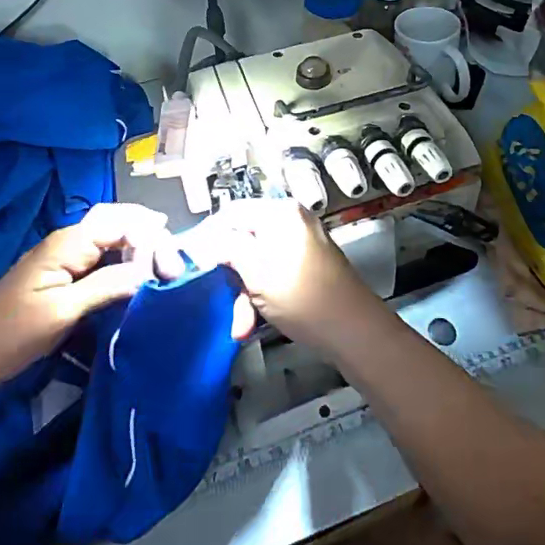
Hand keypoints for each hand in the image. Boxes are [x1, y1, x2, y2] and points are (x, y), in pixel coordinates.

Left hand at [0, 203, 169, 439]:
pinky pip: (104, 255)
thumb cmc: (7, 336)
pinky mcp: (66, 275)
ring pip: (114, 235)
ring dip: (141, 244)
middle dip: (151, 234)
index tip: (170, 271)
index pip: (122, 224)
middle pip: (120, 220)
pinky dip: (127, 258)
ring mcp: (67, 257)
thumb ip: (105, 285)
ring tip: (166, 264)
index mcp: (67, 243)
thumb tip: (148, 270)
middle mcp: (70, 241)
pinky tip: (141, 273)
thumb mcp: (59, 313)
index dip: (152, 240)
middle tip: (175, 262)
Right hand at [171, 199, 386, 351]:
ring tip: (242, 324)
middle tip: (221, 301)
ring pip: (256, 261)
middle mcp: (290, 220)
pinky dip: (262, 294)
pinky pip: (273, 271)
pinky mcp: (305, 264)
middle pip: (243, 239)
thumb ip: (227, 249)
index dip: (207, 238)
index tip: (190, 264)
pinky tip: (254, 322)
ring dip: (244, 293)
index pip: (230, 213)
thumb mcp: (256, 273)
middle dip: (230, 275)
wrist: (354, 331)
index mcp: (280, 213)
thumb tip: (202, 240)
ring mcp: (299, 242)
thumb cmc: (303, 298)